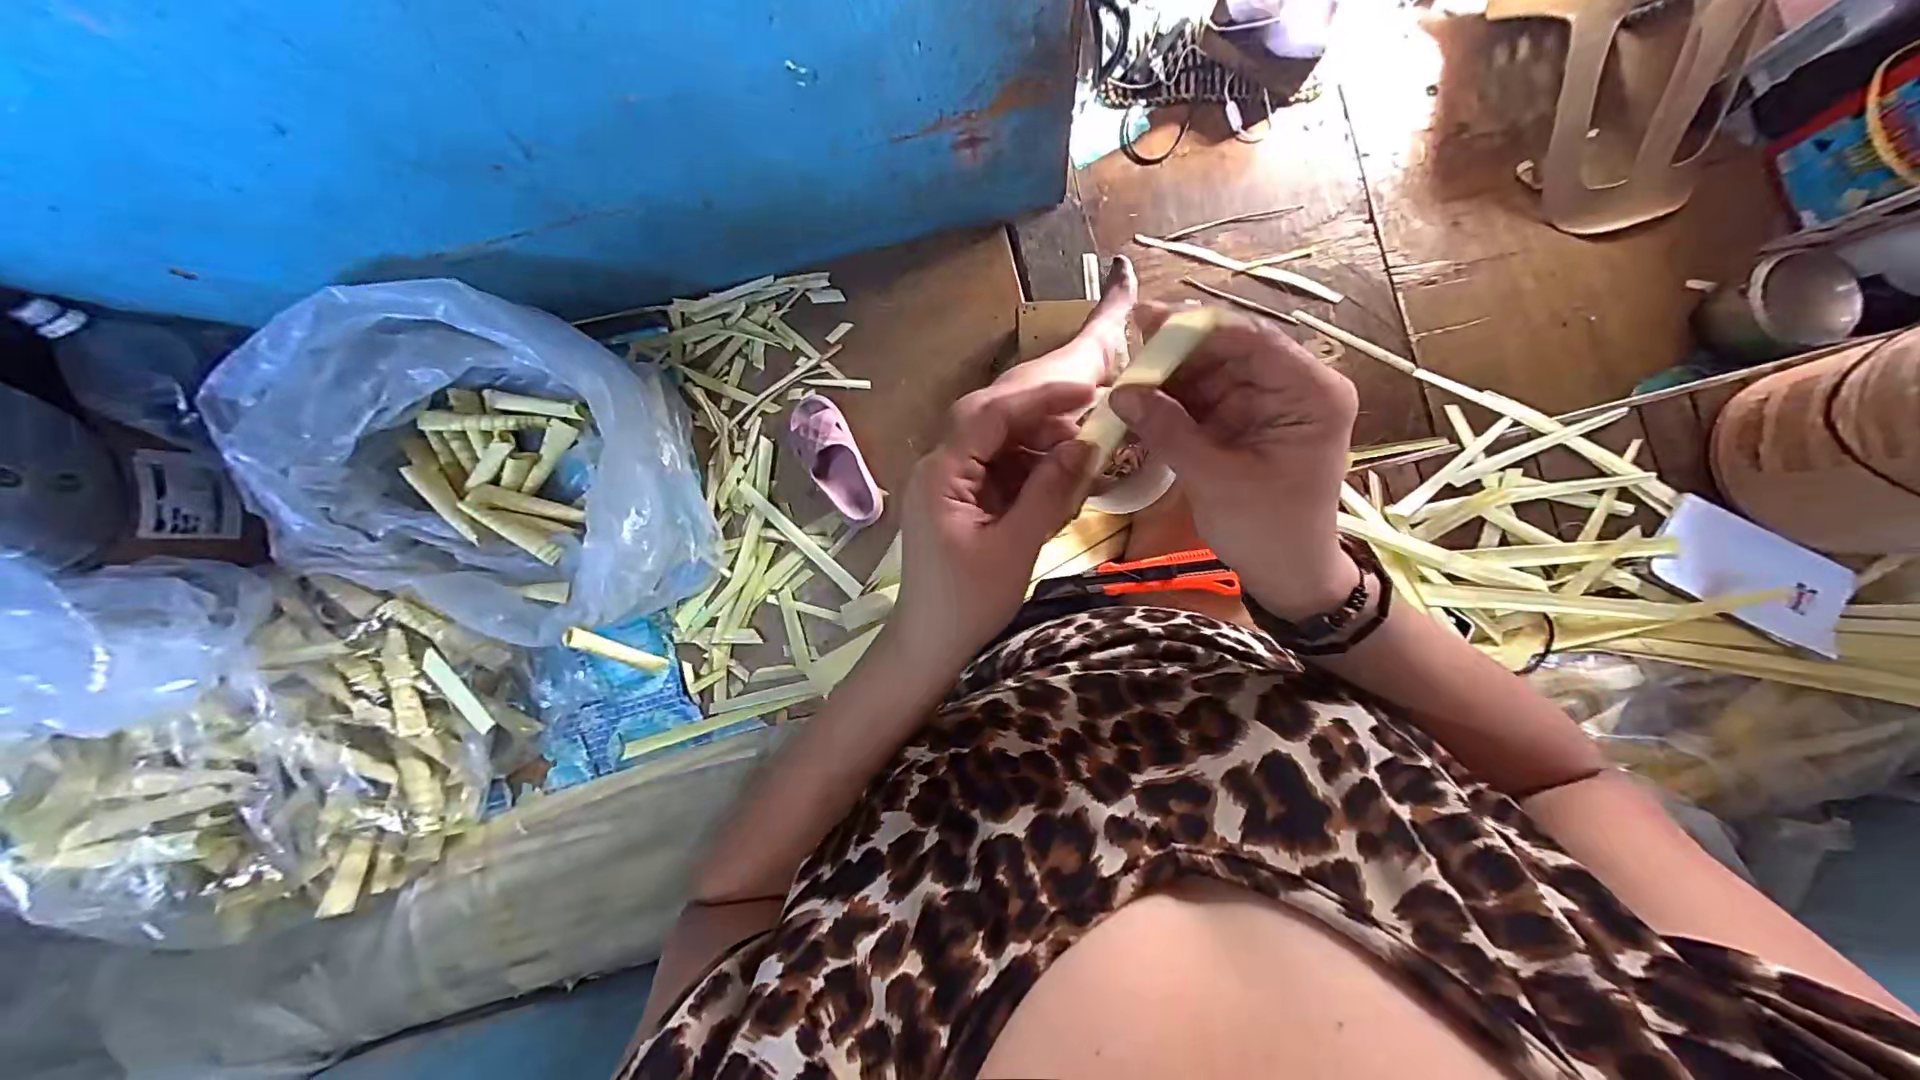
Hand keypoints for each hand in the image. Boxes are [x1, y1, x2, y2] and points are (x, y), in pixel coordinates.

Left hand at [892, 381, 1097, 663]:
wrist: (930, 645)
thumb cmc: (967, 604)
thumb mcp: (1015, 548)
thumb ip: (1048, 492)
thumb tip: (1086, 445)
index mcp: (940, 474)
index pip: (990, 415)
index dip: (1041, 398)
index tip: (1088, 391)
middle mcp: (937, 468)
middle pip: (990, 422)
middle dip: (1040, 418)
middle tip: (1089, 421)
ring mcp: (945, 484)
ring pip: (995, 445)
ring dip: (1037, 445)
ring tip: (1080, 455)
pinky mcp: (958, 501)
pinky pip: (996, 471)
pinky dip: (1027, 471)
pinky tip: (1057, 480)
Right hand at [1108, 304, 1358, 618]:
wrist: (1285, 573)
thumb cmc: (1268, 529)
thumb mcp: (1216, 479)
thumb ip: (1170, 431)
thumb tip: (1121, 393)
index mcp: (1310, 393)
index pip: (1252, 342)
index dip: (1196, 329)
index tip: (1146, 321)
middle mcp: (1291, 387)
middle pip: (1227, 351)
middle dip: (1175, 354)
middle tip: (1126, 352)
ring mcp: (1264, 404)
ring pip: (1208, 373)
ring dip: (1167, 378)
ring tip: (1124, 381)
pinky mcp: (1241, 422)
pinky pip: (1200, 400)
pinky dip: (1170, 403)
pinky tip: (1138, 403)